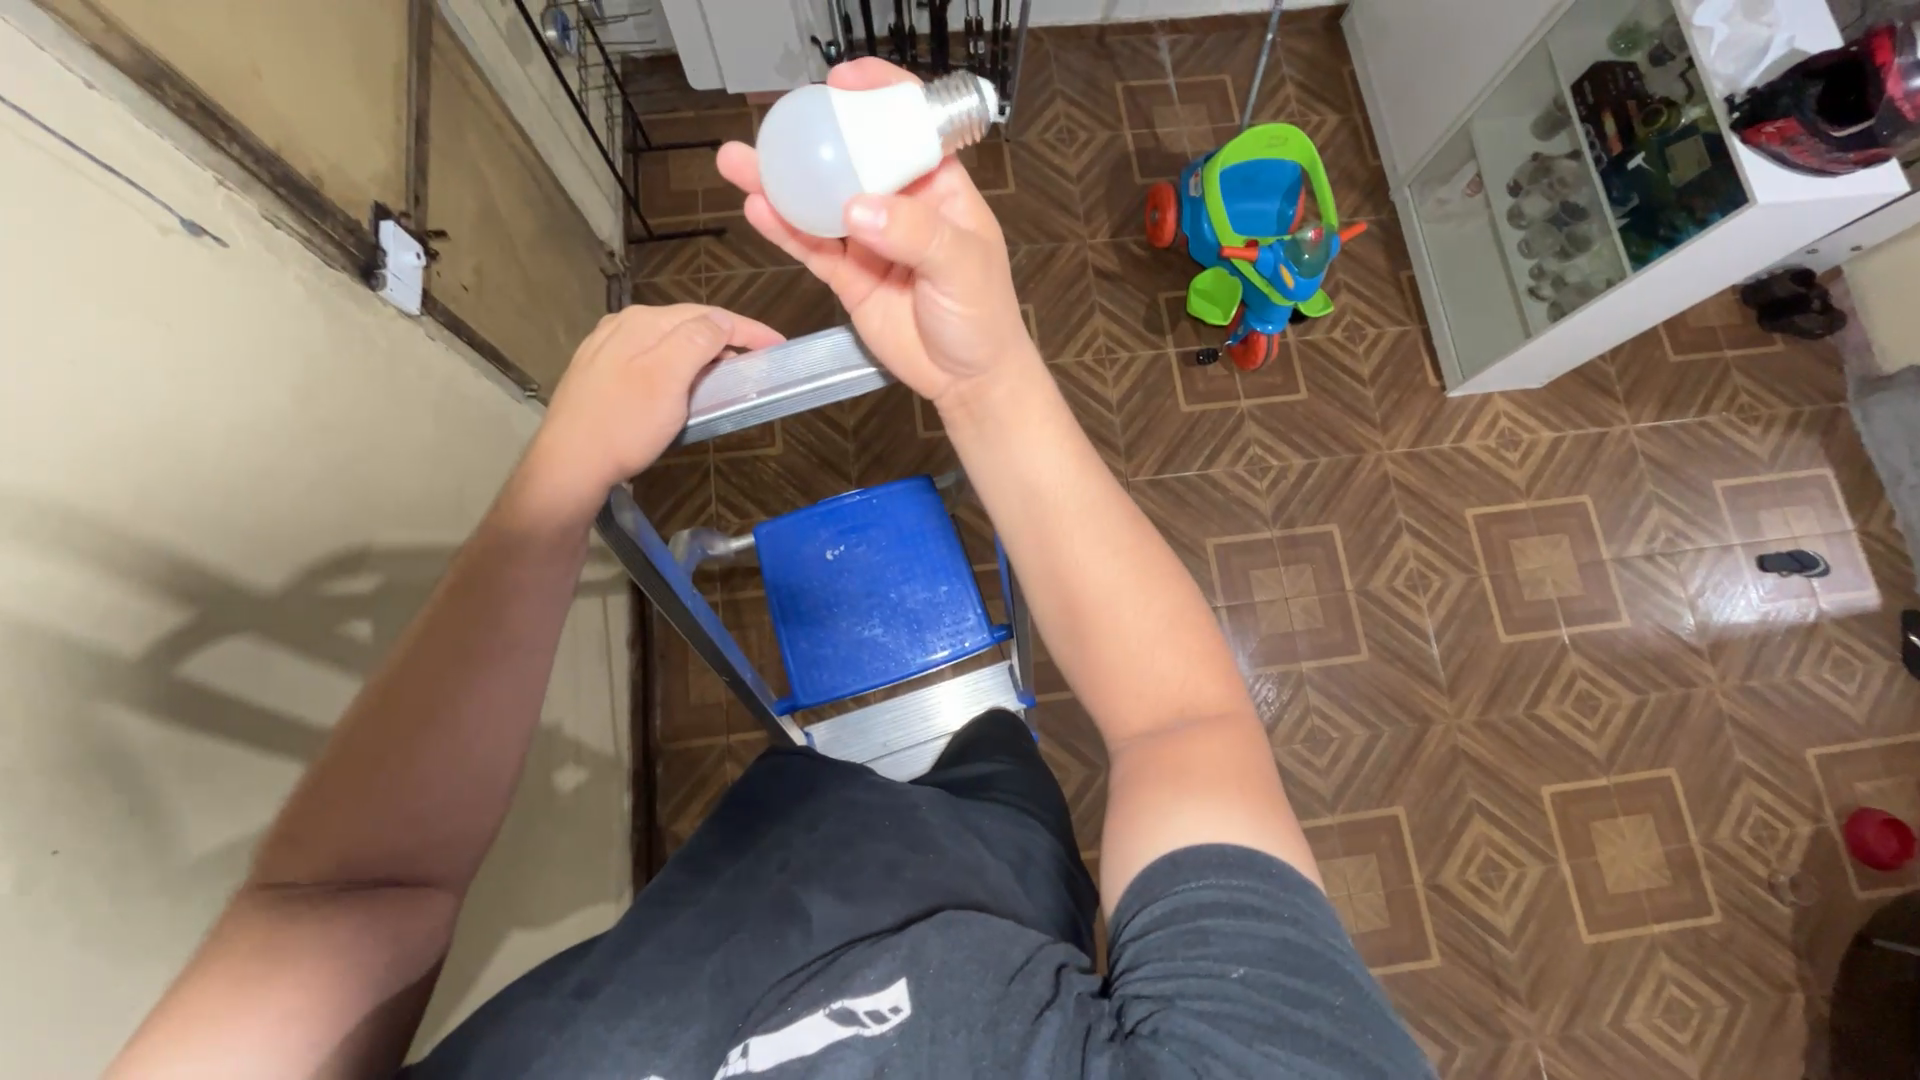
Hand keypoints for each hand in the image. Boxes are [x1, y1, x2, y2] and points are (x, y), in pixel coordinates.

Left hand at [519, 304, 781, 522]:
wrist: (571, 463)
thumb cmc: (625, 425)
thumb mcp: (668, 380)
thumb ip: (696, 342)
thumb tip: (721, 320)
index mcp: (644, 322)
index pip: (708, 315)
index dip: (748, 329)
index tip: (779, 345)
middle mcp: (624, 325)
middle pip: (688, 322)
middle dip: (728, 335)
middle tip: (759, 357)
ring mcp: (608, 347)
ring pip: (669, 338)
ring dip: (704, 348)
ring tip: (729, 367)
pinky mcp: (601, 370)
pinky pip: (652, 354)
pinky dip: (679, 362)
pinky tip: (684, 379)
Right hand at [715, 58, 1036, 406]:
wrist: (967, 379)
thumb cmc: (983, 316)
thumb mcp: (961, 266)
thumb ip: (914, 233)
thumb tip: (857, 209)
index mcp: (939, 189)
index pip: (908, 127)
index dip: (878, 96)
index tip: (840, 84)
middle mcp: (900, 207)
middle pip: (852, 159)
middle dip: (814, 137)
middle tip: (775, 124)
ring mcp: (871, 241)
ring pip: (821, 202)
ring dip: (782, 182)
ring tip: (740, 162)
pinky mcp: (849, 277)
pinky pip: (812, 248)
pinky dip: (785, 230)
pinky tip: (759, 210)